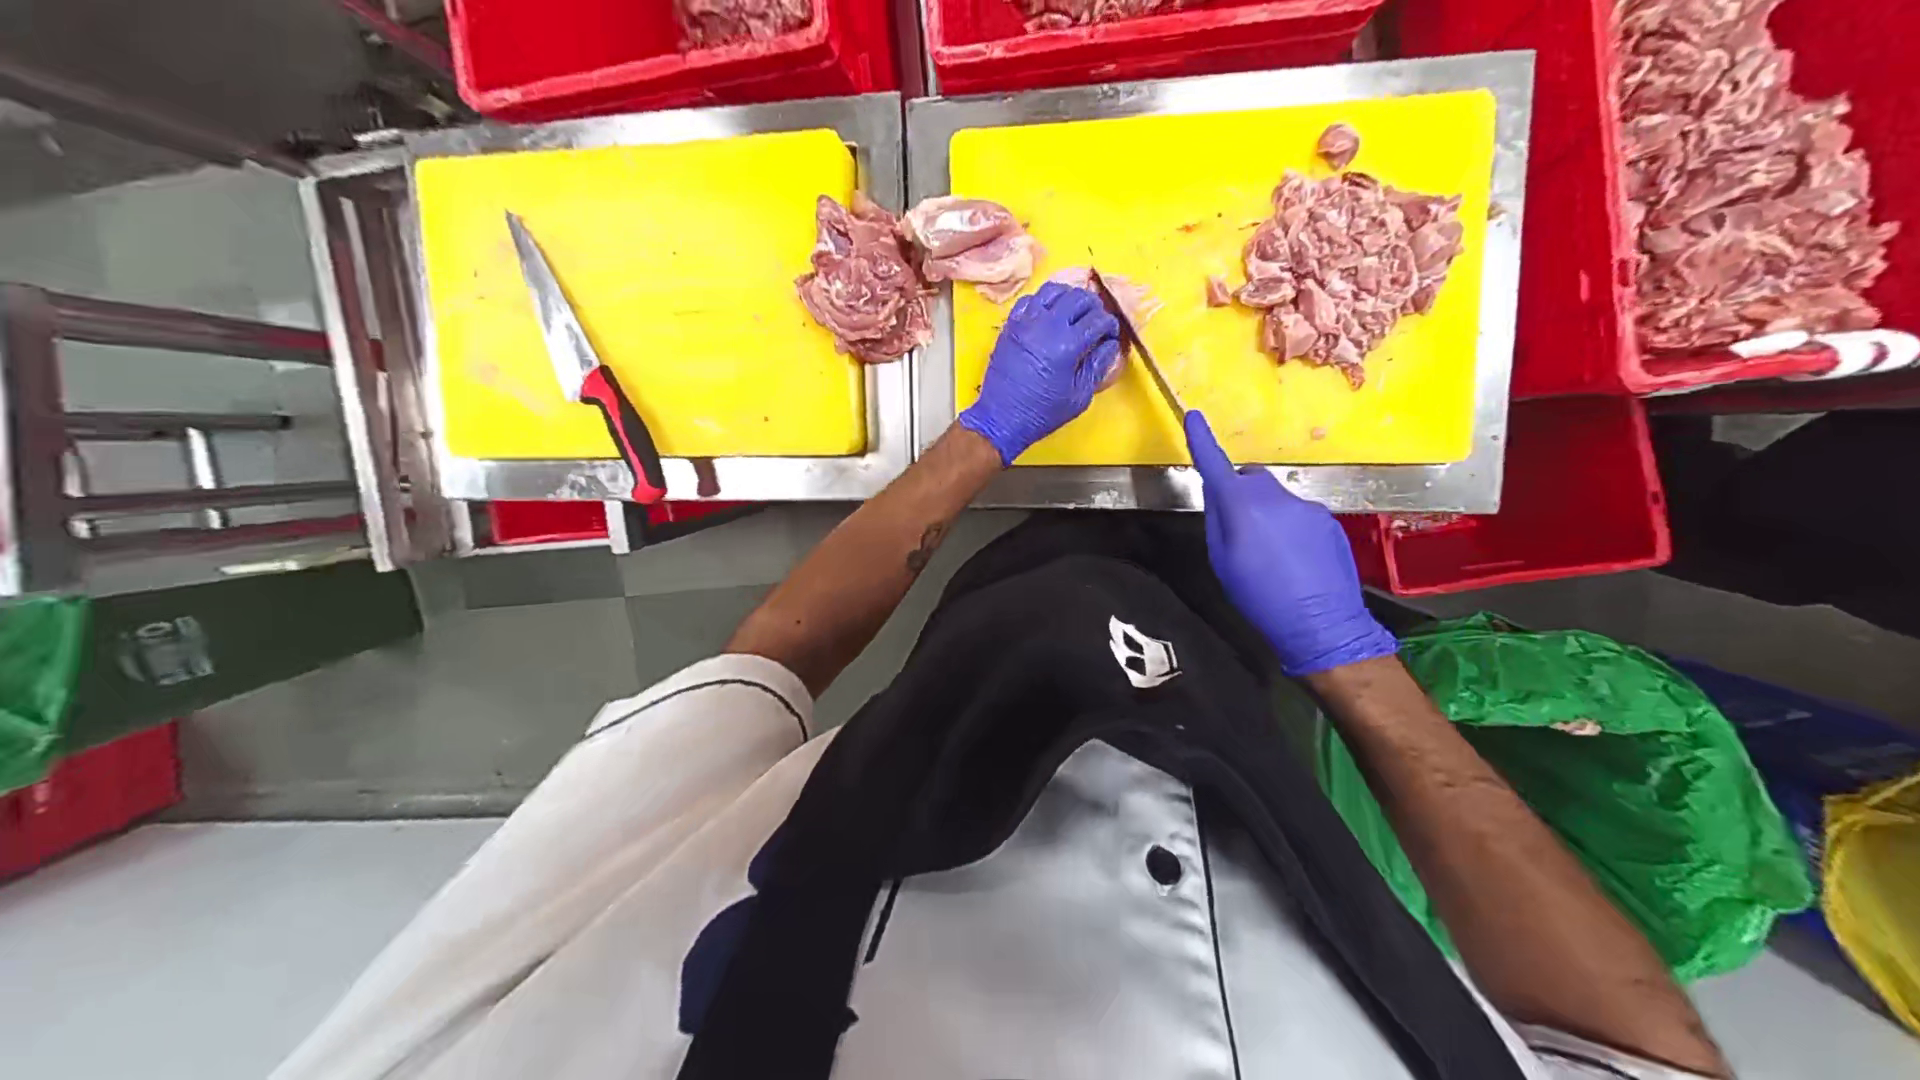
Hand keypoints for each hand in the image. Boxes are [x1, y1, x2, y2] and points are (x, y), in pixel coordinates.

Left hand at [959, 282, 1120, 464]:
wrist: (1001, 418)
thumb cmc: (1043, 412)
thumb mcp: (1079, 396)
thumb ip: (1098, 366)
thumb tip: (1110, 345)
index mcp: (1068, 344)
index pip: (1098, 319)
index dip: (1110, 325)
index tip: (1110, 335)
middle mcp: (1047, 325)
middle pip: (1079, 297)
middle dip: (1093, 307)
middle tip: (1095, 322)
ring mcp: (1026, 321)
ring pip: (1054, 290)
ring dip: (1069, 297)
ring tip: (1074, 313)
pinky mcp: (1011, 325)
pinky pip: (1030, 299)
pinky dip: (1044, 301)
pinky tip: (1049, 316)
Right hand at [1185, 410, 1396, 675]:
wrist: (1321, 624)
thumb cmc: (1258, 596)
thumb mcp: (1221, 560)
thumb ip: (1216, 519)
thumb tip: (1217, 492)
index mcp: (1242, 506)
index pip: (1216, 465)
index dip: (1202, 441)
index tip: (1193, 417)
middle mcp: (1276, 496)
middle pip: (1251, 481)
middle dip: (1241, 495)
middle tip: (1238, 531)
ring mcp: (1308, 507)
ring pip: (1276, 500)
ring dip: (1268, 515)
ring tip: (1271, 556)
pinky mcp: (1329, 520)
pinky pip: (1299, 515)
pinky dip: (1291, 529)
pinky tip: (1295, 560)